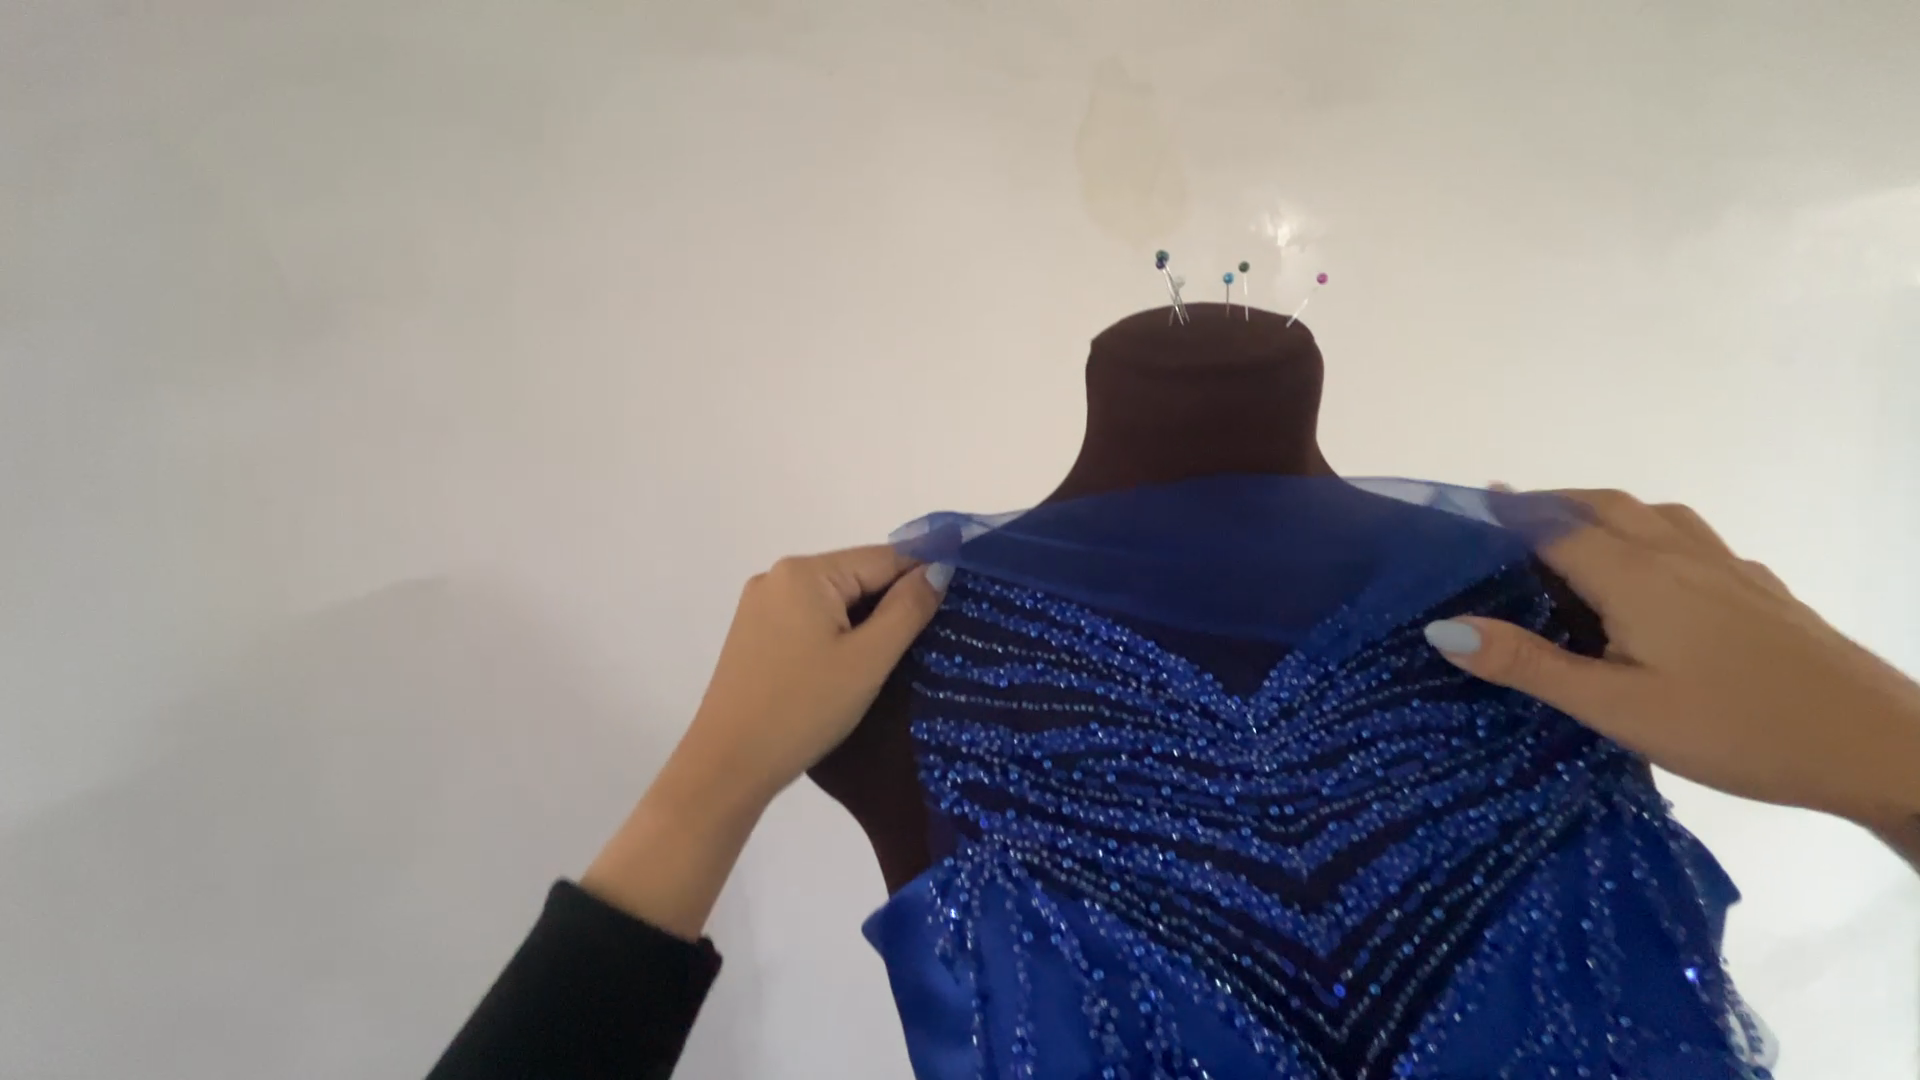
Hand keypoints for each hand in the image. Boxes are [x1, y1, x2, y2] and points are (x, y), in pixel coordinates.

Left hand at [679, 545, 948, 806]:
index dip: (923, 577)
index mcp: (805, 572)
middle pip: (856, 576)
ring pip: (834, 600)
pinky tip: (850, 664)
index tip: (958, 602)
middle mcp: (778, 576)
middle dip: (892, 602)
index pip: (883, 558)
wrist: (727, 766)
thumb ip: (908, 608)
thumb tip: (939, 569)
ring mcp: (760, 605)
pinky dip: (837, 633)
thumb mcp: (868, 659)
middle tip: (929, 639)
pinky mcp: (753, 634)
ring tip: (893, 657)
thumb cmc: (804, 709)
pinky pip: (810, 618)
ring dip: (866, 621)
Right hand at [1424, 489, 1919, 844]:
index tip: (1457, 511)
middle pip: (1602, 505)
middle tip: (1499, 518)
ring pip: (1652, 514)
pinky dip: (1649, 534)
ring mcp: (1729, 570)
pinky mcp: (1763, 592)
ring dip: (1599, 510)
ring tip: (1564, 534)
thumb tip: (1441, 627)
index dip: (1502, 514)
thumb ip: (1527, 664)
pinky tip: (1650, 573)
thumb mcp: (1616, 708)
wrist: (1892, 753)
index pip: (1551, 527)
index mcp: (1636, 577)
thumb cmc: (1740, 729)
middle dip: (1546, 502)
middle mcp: (1679, 557)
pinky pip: (1692, 539)